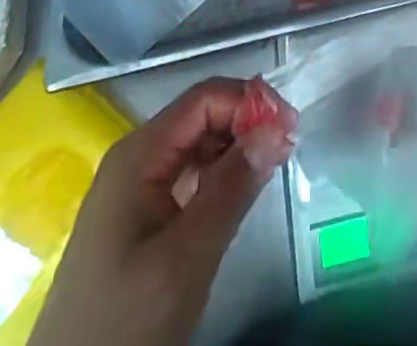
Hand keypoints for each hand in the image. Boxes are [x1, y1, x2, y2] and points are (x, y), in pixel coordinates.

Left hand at [32, 78, 294, 345]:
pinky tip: (241, 191)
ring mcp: (137, 183)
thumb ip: (232, 188)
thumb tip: (277, 128)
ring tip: (272, 168)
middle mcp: (137, 156)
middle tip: (288, 150)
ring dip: (237, 146)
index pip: (204, 98)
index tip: (290, 130)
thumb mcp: (187, 255)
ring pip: (197, 141)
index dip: (250, 103)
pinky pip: (189, 170)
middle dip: (247, 121)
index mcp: (140, 154)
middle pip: (201, 114)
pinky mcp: (142, 210)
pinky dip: (221, 171)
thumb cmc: (126, 317)